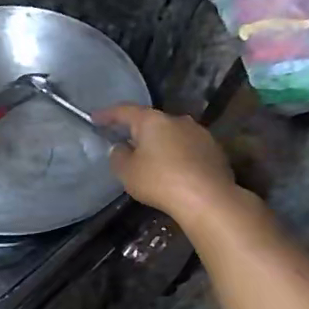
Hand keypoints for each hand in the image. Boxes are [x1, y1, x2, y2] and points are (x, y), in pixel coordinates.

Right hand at [91, 105, 237, 217]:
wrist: (206, 197)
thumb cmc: (159, 180)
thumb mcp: (127, 172)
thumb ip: (118, 156)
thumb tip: (121, 147)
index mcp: (152, 121)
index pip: (125, 111)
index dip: (108, 114)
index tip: (94, 117)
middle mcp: (177, 120)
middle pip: (152, 122)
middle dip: (138, 132)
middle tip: (125, 143)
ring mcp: (199, 133)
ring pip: (172, 135)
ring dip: (160, 144)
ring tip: (151, 161)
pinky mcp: (214, 150)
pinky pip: (188, 149)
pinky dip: (177, 156)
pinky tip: (174, 172)